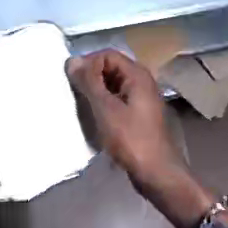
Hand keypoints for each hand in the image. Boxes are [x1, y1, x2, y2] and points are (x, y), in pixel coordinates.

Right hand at [67, 49, 186, 189]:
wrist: (156, 172)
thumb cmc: (131, 138)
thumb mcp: (105, 109)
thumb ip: (89, 83)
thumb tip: (72, 60)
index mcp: (137, 75)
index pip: (107, 54)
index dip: (88, 63)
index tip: (71, 80)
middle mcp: (141, 81)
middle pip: (110, 68)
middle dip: (90, 77)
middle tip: (71, 92)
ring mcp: (141, 99)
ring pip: (113, 85)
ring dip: (96, 91)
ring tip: (78, 104)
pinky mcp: (138, 115)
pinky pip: (117, 100)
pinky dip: (103, 104)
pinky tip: (92, 116)